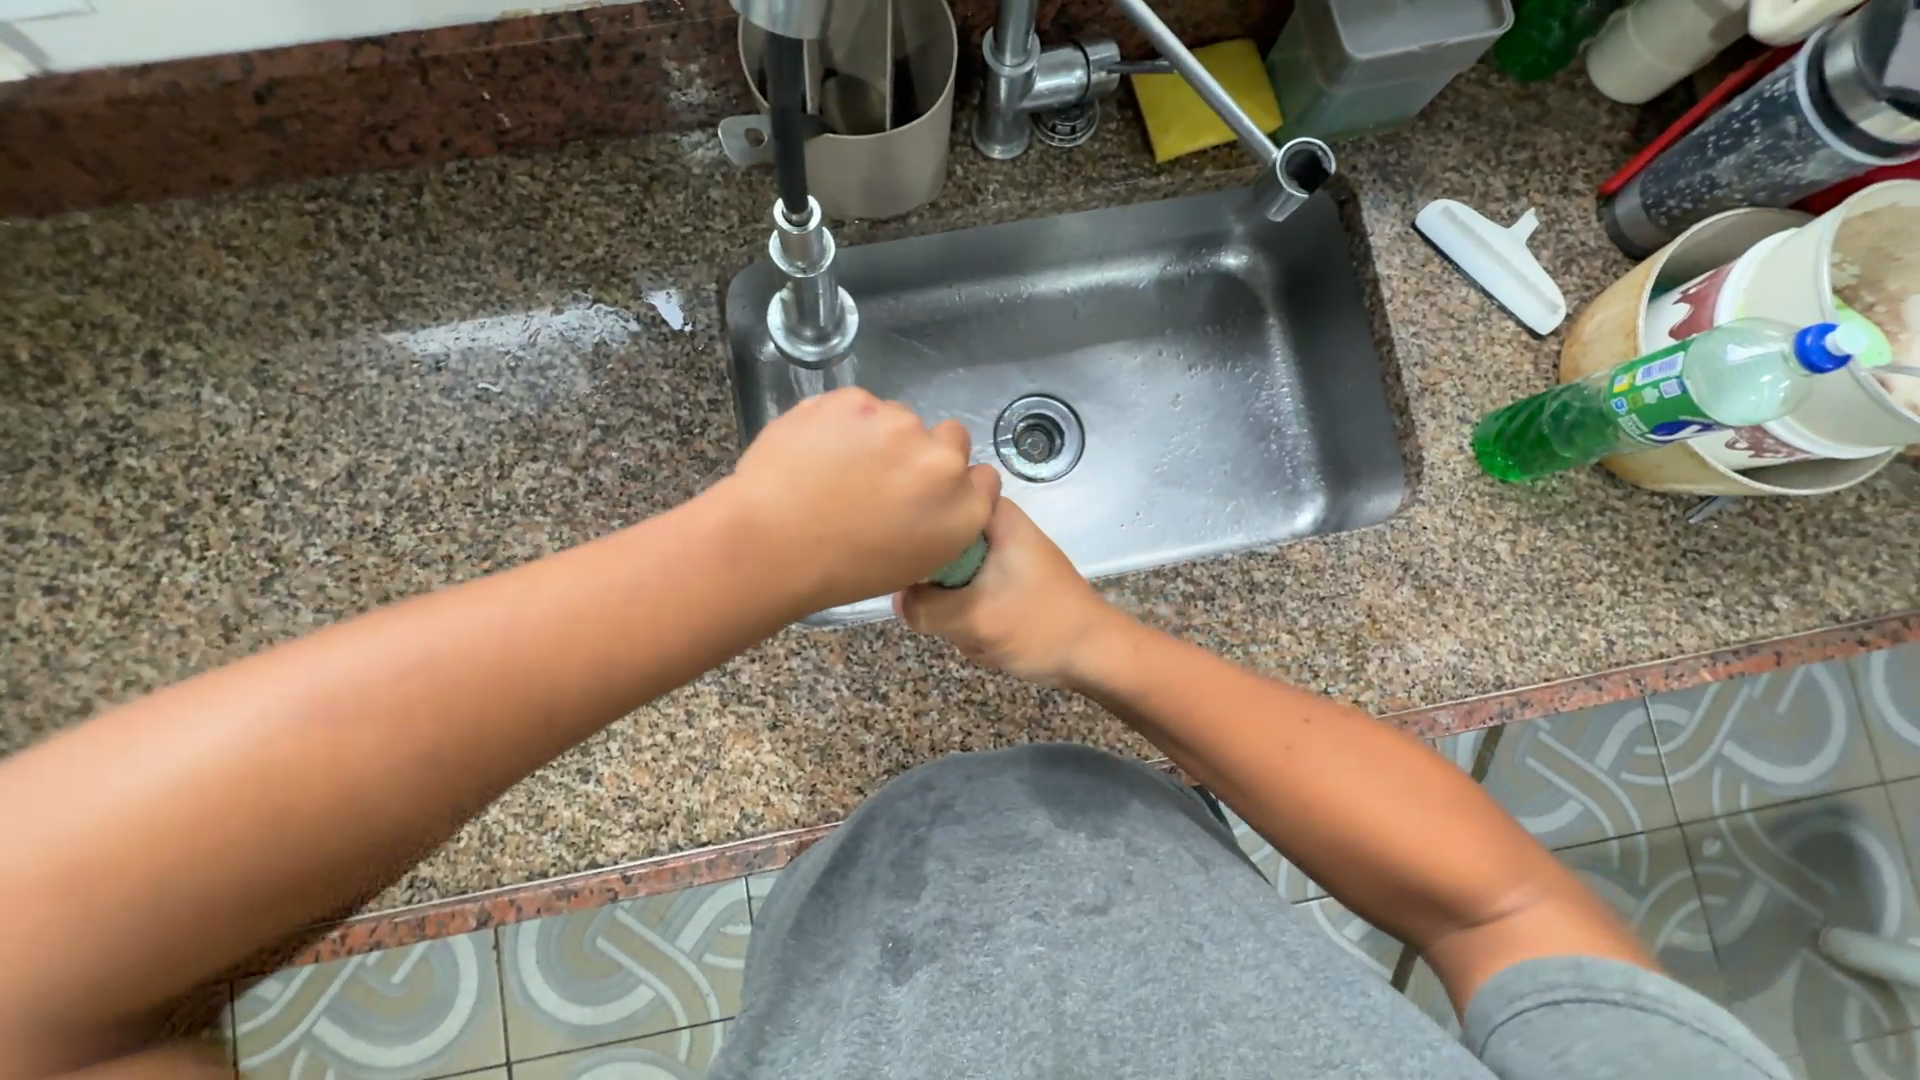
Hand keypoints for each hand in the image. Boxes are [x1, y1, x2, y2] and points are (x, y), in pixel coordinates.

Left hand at [720, 387, 999, 611]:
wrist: (772, 544)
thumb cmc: (841, 569)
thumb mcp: (911, 561)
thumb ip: (938, 520)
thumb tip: (930, 494)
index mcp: (962, 509)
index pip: (981, 477)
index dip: (951, 483)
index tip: (922, 492)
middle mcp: (942, 460)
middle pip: (948, 439)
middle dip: (922, 452)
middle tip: (880, 477)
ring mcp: (897, 423)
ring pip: (899, 419)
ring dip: (879, 436)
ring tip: (837, 468)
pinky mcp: (854, 400)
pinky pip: (858, 407)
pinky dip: (842, 423)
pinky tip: (816, 451)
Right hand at [894, 497, 1124, 685]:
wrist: (1097, 657)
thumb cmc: (1041, 625)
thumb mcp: (973, 618)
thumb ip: (923, 607)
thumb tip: (898, 599)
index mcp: (996, 517)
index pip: (935, 503)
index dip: (918, 534)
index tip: (910, 563)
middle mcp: (998, 531)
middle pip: (939, 552)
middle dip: (944, 593)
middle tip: (961, 612)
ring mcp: (1003, 562)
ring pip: (952, 584)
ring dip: (960, 617)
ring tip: (985, 633)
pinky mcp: (1007, 589)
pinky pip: (971, 603)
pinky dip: (976, 626)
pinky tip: (994, 642)